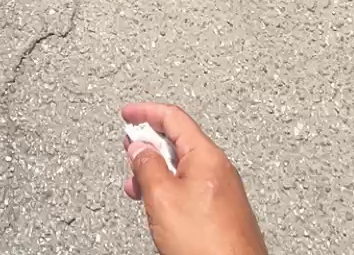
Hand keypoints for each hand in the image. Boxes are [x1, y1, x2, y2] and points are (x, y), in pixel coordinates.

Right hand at [121, 102, 267, 254]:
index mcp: (207, 156)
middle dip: (149, 144)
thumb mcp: (163, 197)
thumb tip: (139, 147)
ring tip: (138, 186)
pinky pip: (192, 186)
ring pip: (183, 166)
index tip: (128, 114)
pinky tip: (159, 204)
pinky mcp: (224, 212)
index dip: (145, 111)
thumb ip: (147, 166)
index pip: (173, 117)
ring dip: (157, 171)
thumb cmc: (208, 245)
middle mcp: (219, 169)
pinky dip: (170, 188)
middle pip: (178, 140)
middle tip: (129, 149)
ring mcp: (224, 191)